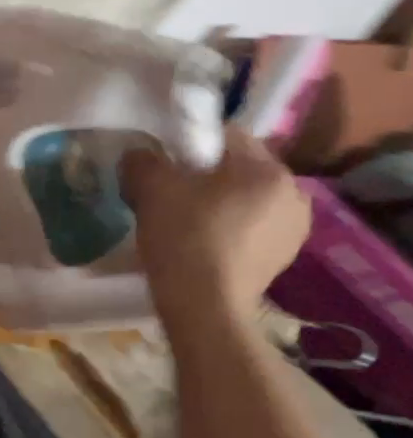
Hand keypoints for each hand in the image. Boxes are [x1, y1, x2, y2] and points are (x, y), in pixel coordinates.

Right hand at [122, 127, 310, 319]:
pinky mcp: (287, 252)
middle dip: (209, 174)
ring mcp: (296, 224)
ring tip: (188, 219)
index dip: (191, 142)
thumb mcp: (151, 191)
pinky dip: (233, 226)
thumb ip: (144, 162)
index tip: (164, 161)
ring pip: (250, 197)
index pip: (228, 135)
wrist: (205, 301)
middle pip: (242, 167)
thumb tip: (141, 154)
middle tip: (172, 192)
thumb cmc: (182, 237)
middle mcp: (293, 191)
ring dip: (223, 201)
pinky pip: (256, 224)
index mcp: (266, 169)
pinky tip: (206, 242)